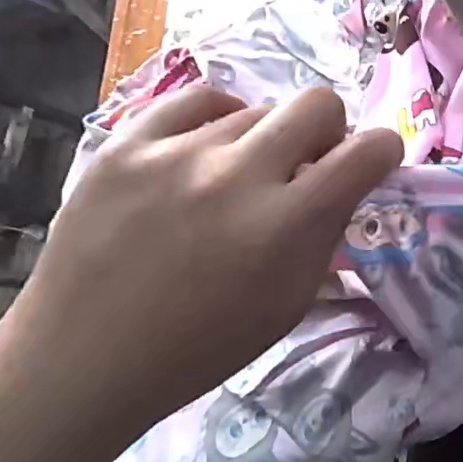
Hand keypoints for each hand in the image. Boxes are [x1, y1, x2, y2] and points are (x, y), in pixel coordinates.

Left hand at [0, 85, 401, 435]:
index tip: (371, 163)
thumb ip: (327, 232)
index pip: (367, 150)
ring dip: (265, 141)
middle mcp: (237, 175)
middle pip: (319, 103)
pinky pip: (198, 100)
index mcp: (286, 225)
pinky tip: (207, 149)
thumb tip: (344, 182)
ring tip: (236, 177)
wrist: (79, 361)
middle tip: (306, 165)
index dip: (383, 150)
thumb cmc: (201, 345)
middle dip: (329, 131)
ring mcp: (176, 152)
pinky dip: (218, 120)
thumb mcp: (291, 302)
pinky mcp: (126, 144)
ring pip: (258, 110)